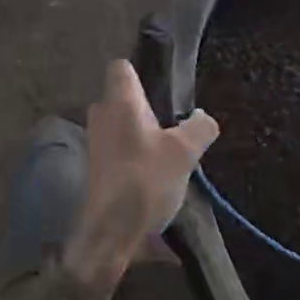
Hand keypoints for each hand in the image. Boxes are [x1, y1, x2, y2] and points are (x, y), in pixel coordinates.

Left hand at [61, 61, 218, 298]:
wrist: (111, 232)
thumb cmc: (145, 180)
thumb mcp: (184, 152)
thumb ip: (199, 127)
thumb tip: (203, 117)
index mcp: (119, 101)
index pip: (121, 67)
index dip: (141, 71)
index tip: (162, 87)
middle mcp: (102, 114)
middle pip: (124, 97)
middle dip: (147, 107)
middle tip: (174, 124)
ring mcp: (96, 140)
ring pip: (122, 124)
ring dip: (142, 134)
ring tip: (169, 153)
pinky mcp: (97, 165)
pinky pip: (119, 146)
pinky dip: (135, 154)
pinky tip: (155, 174)